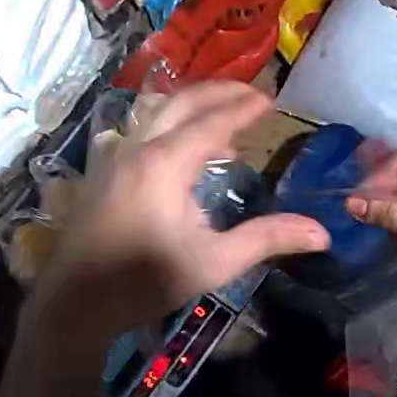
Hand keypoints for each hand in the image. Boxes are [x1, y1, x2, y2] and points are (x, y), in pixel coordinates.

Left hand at [38, 83, 328, 334]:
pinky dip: (170, 124)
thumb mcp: (213, 262)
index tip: (271, 100)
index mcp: (166, 163)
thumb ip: (266, 240)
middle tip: (252, 94)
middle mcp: (138, 148)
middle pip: (182, 103)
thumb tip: (321, 233)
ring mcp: (115, 157)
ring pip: (156, 112)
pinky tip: (182, 151)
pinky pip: (142, 130)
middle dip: (219, 92)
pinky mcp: (103, 172)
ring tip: (222, 117)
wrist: (74, 303)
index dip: (244, 108)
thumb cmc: (145, 281)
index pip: (213, 122)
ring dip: (192, 106)